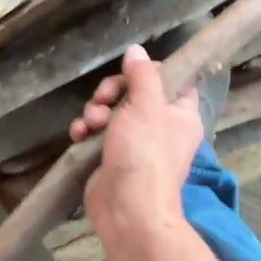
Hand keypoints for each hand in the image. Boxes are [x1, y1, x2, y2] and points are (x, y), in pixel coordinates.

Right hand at [69, 45, 204, 245]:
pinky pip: (97, 133)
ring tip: (91, 123)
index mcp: (181, 115)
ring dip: (95, 111)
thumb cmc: (145, 154)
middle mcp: (161, 127)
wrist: (128, 210)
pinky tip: (79, 135)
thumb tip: (137, 50)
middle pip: (134, 92)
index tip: (132, 71)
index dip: (151, 72)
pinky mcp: (112, 157)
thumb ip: (142, 75)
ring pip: (111, 111)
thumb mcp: (146, 105)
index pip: (173, 81)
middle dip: (112, 93)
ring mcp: (135, 144)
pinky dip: (86, 131)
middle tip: (104, 100)